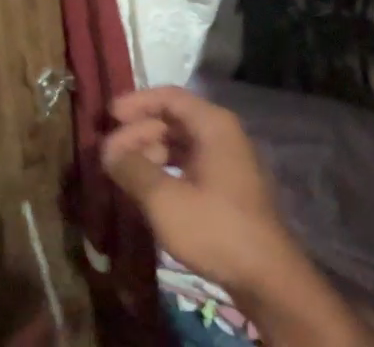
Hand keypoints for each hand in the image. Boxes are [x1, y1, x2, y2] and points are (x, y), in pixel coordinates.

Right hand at [99, 86, 298, 293]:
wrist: (266, 276)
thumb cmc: (215, 228)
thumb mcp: (165, 199)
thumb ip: (132, 169)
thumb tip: (107, 150)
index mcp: (213, 125)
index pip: (169, 97)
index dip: (136, 103)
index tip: (108, 117)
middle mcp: (223, 134)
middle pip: (174, 119)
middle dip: (139, 131)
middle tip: (110, 153)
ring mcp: (228, 160)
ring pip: (181, 143)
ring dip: (151, 152)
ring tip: (123, 172)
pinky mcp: (227, 186)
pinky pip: (190, 164)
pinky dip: (166, 169)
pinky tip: (148, 188)